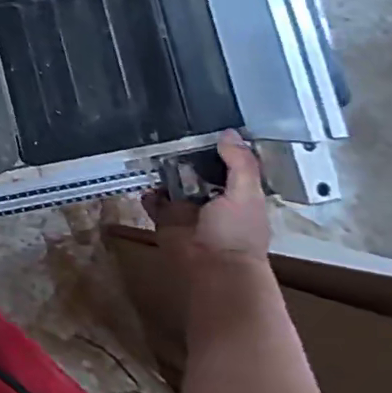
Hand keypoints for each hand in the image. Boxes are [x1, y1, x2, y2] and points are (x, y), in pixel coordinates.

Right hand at [144, 131, 269, 263]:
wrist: (211, 267)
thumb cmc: (236, 232)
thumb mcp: (246, 194)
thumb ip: (239, 165)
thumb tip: (228, 133)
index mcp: (238, 194)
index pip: (228, 165)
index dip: (220, 148)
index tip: (204, 125)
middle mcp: (211, 200)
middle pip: (196, 172)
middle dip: (185, 156)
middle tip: (170, 131)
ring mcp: (186, 209)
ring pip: (172, 183)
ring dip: (163, 171)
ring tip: (151, 149)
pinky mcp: (164, 218)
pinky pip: (152, 200)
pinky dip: (147, 191)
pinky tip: (144, 177)